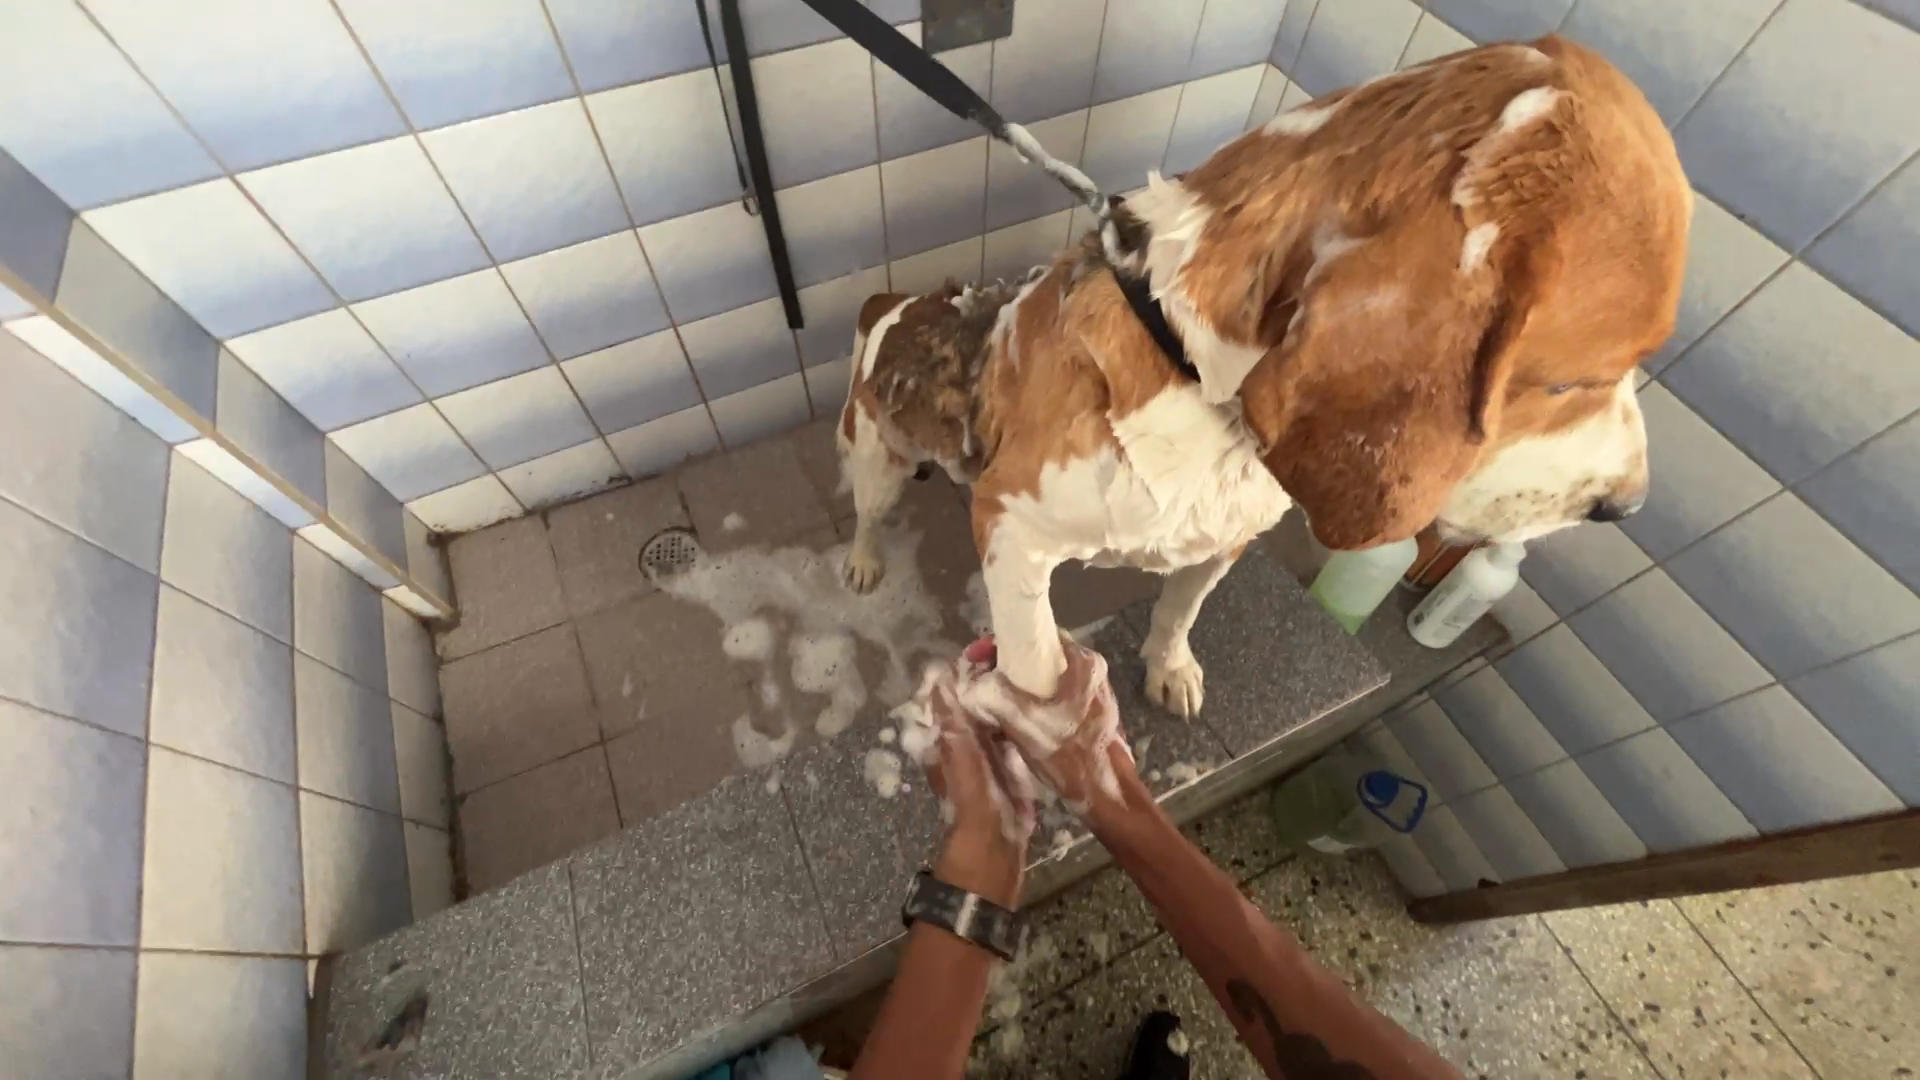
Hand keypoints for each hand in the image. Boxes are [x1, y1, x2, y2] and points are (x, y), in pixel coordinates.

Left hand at [918, 650, 1034, 906]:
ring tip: (1032, 670)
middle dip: (992, 677)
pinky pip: (1015, 733)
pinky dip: (1023, 716)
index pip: (953, 693)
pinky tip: (1042, 704)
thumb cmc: (974, 804)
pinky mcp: (1011, 766)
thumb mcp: (960, 761)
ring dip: (1009, 694)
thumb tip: (940, 677)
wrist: (996, 851)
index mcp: (948, 738)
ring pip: (996, 714)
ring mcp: (989, 754)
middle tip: (1019, 654)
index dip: (967, 669)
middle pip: (976, 700)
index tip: (990, 647)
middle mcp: (966, 742)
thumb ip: (952, 722)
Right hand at [953, 636, 1138, 817]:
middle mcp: (1090, 671)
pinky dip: (1031, 703)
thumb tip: (971, 681)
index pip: (1036, 635)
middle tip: (978, 680)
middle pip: (1039, 657)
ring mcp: (1092, 694)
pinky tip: (1011, 720)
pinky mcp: (1090, 714)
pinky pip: (1053, 698)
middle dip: (1005, 667)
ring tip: (988, 700)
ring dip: (1016, 687)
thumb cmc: (1071, 755)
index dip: (1002, 644)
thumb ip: (995, 695)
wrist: (1110, 797)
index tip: (976, 658)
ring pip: (1044, 679)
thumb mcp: (1025, 723)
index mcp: (1082, 663)